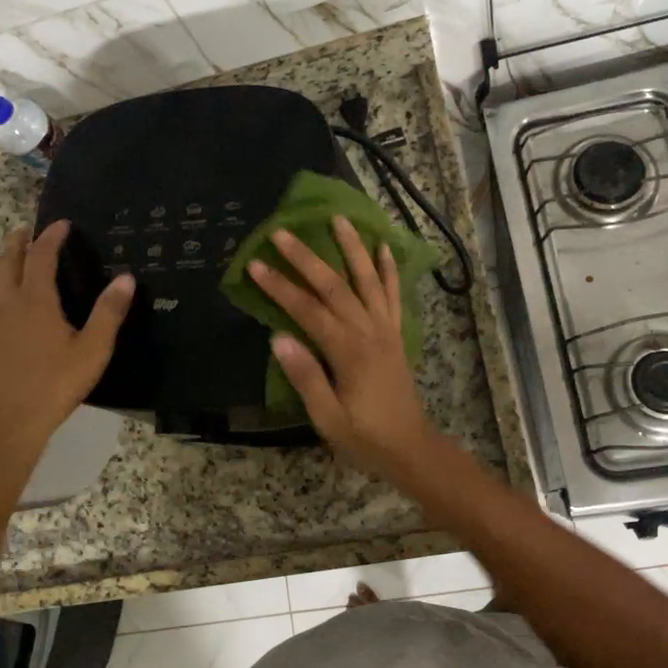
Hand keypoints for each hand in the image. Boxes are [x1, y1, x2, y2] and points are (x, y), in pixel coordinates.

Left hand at [0, 222, 134, 464]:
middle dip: (17, 242)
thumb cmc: (54, 385)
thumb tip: (125, 278)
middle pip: (7, 263)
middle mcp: (9, 305)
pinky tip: (12, 311)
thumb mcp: (92, 350)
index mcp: (35, 301)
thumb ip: (108, 313)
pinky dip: (3, 294)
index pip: (40, 256)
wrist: (7, 424)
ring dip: (7, 268)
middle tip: (26, 229)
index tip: (61, 223)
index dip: (50, 237)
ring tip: (20, 266)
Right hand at [248, 217, 439, 480]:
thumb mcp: (328, 418)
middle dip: (306, 257)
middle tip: (282, 232)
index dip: (280, 286)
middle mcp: (368, 332)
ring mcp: (385, 330)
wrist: (411, 448)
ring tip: (339, 219)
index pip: (307, 310)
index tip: (256, 264)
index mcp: (347, 352)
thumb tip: (278, 337)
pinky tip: (384, 248)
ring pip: (368, 280)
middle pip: (335, 286)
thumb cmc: (364, 438)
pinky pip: (393, 295)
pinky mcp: (396, 335)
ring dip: (353, 248)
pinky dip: (389, 269)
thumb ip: (305, 376)